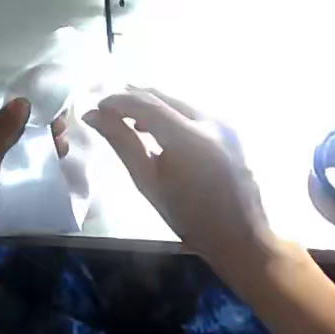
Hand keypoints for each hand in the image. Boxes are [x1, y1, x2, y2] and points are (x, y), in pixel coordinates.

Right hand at [83, 89, 281, 277]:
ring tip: (124, 118)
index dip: (116, 101)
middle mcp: (210, 121)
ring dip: (148, 104)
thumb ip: (121, 142)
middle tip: (105, 109)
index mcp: (189, 139)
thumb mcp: (147, 182)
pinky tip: (152, 127)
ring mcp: (223, 122)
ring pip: (175, 100)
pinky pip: (190, 110)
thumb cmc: (189, 217)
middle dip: (130, 98)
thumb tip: (94, 116)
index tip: (94, 108)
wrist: (240, 237)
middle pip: (161, 96)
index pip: (145, 104)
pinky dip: (167, 112)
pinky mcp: (228, 127)